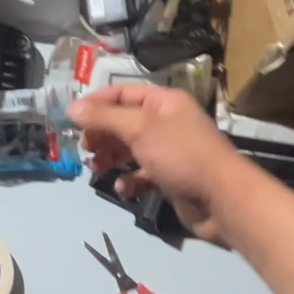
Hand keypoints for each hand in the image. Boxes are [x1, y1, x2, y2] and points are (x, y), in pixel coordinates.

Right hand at [67, 84, 250, 241]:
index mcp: (163, 102)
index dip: (95, 103)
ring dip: (109, 157)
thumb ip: (103, 117)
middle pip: (122, 121)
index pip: (121, 93)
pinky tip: (123, 187)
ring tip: (96, 168)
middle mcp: (166, 122)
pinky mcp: (169, 176)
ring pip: (128, 148)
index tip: (72, 119)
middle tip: (85, 148)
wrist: (222, 199)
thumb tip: (71, 108)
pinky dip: (128, 179)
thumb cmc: (180, 154)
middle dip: (100, 134)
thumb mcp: (138, 129)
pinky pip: (140, 173)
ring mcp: (168, 150)